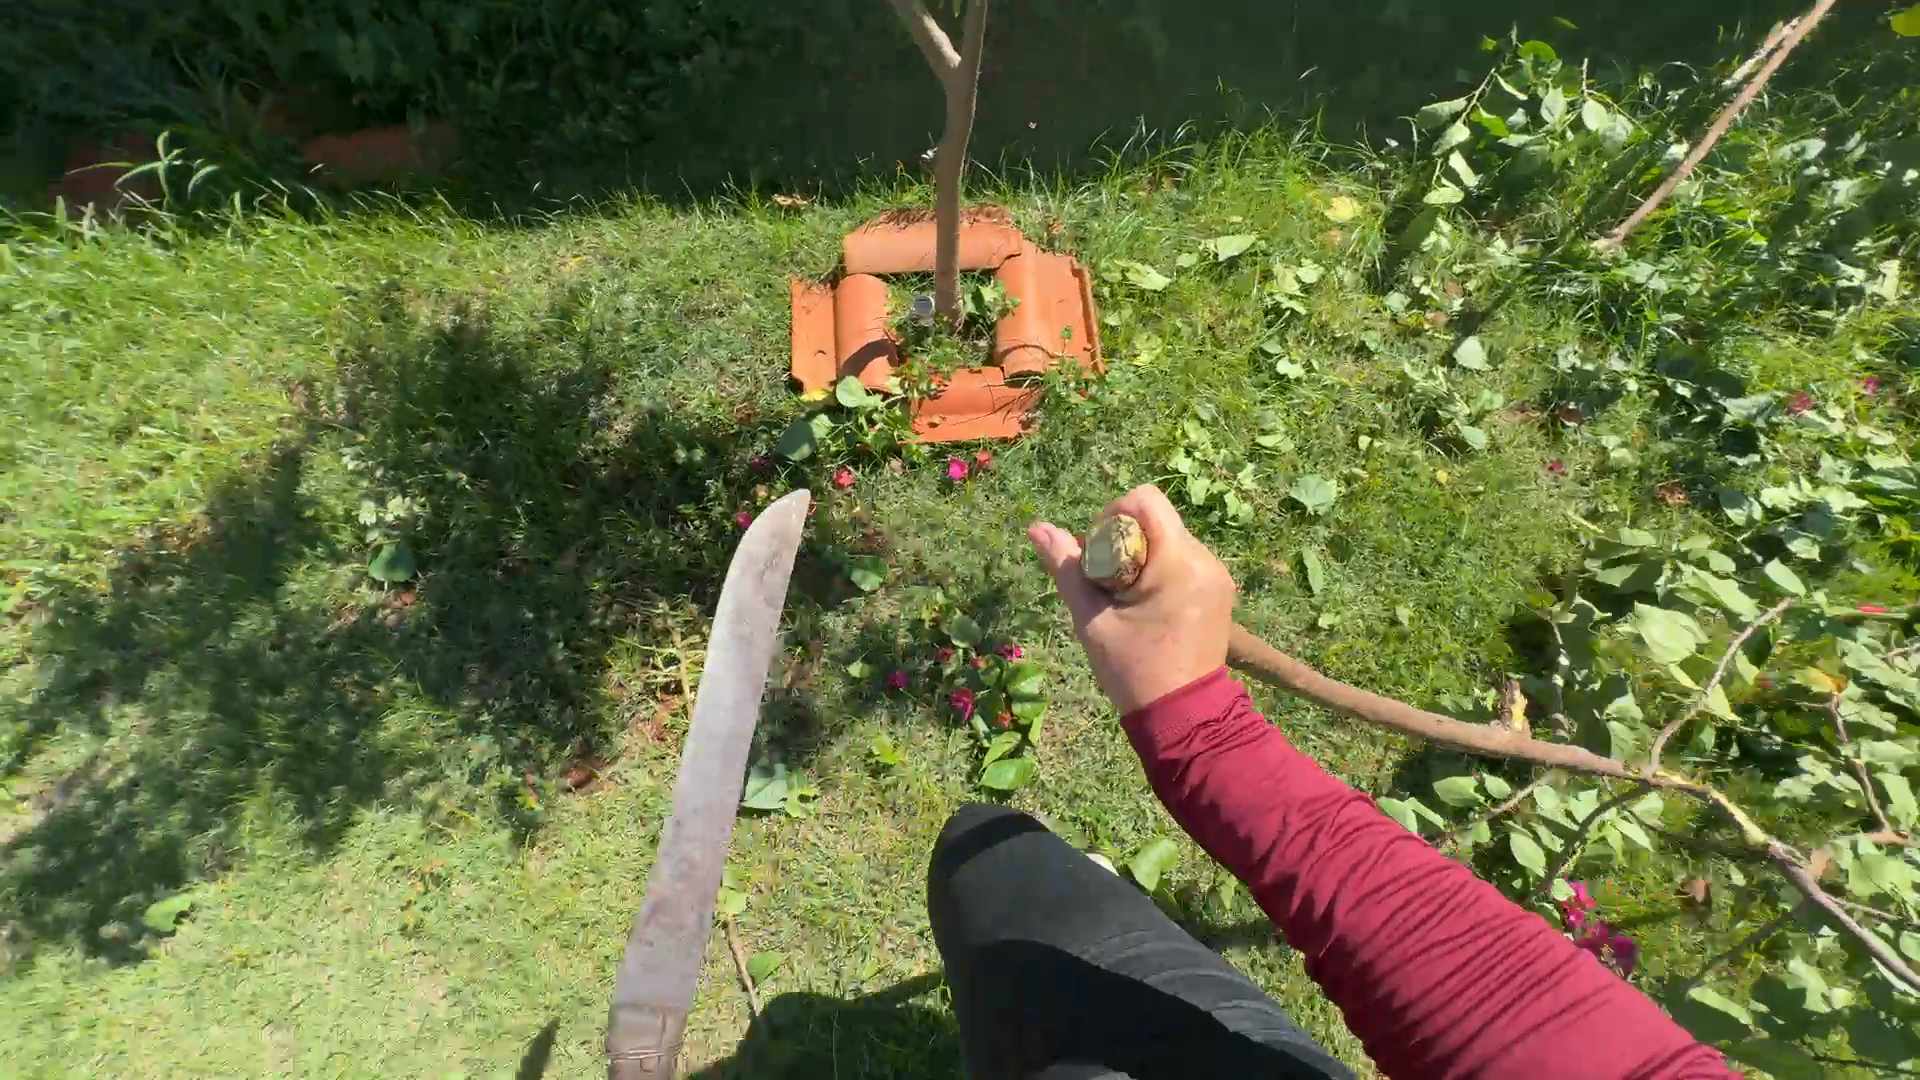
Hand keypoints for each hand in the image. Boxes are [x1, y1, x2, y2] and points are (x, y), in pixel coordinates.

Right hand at [1027, 484, 1235, 713]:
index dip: (1112, 514)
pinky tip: (1145, 602)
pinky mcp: (1219, 589)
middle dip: (1123, 538)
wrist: (1183, 716)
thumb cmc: (1132, 669)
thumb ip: (1066, 568)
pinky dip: (1158, 568)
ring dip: (1141, 553)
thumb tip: (1037, 528)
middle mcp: (1206, 560)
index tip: (1097, 552)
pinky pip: (1183, 558)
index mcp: (1178, 563)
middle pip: (1156, 519)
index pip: (1145, 500)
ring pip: (1168, 537)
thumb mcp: (1091, 617)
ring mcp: (1217, 575)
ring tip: (1124, 595)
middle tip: (1105, 579)